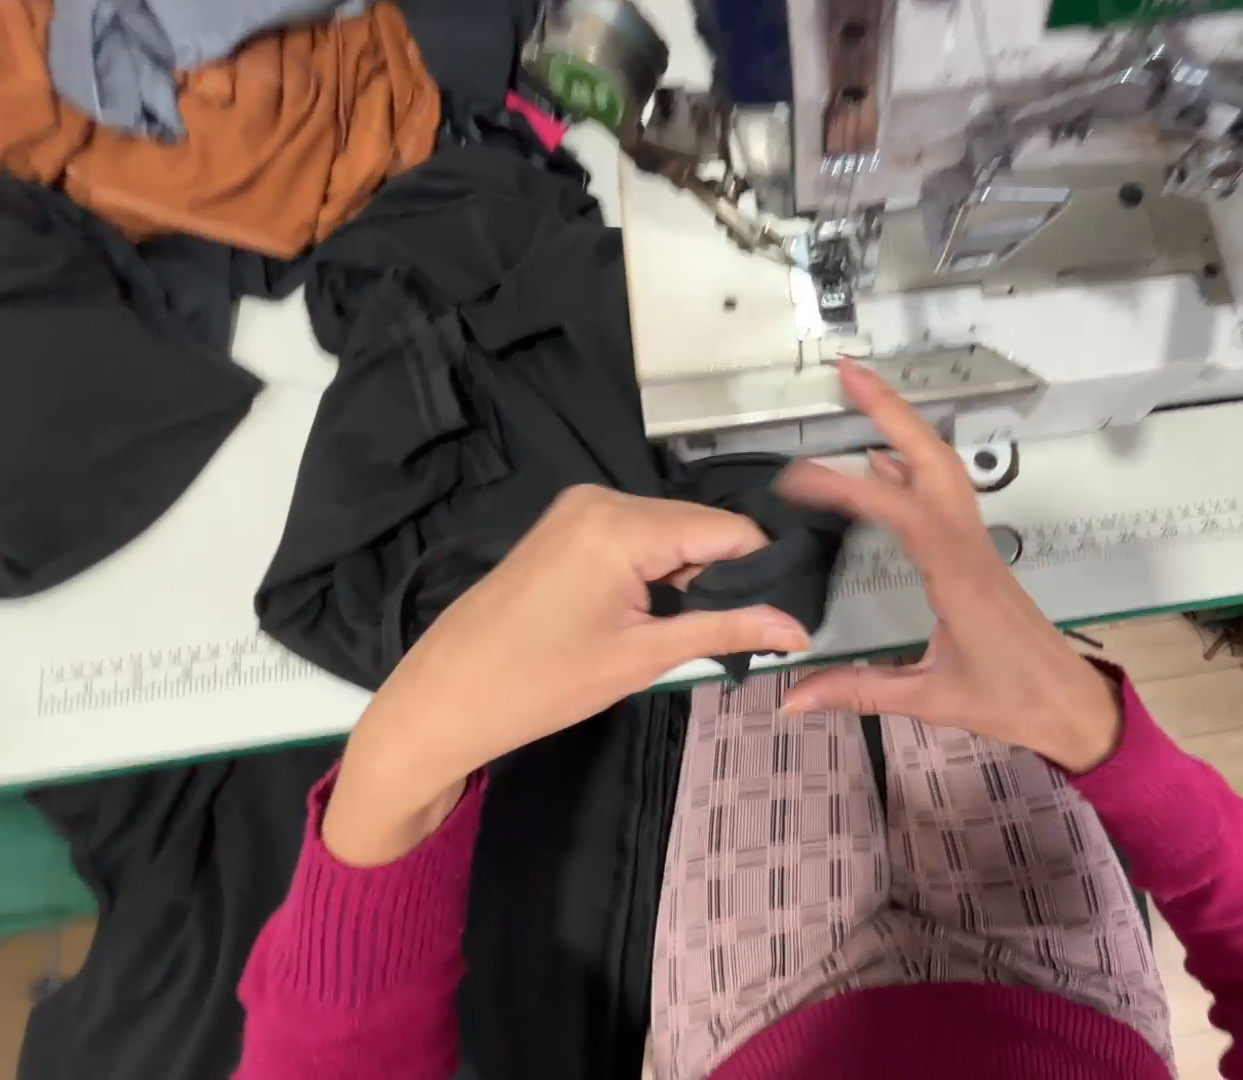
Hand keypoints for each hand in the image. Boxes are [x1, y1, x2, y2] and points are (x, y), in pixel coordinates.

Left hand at [324, 487, 811, 865]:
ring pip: (672, 533)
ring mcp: (582, 508)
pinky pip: (640, 537)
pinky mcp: (569, 525)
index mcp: (623, 523)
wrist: (441, 702)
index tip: (788, 613)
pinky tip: (662, 609)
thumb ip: (729, 629)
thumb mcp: (644, 656)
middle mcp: (604, 498)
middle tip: (750, 629)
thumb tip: (801, 629)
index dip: (765, 570)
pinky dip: (662, 570)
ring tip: (704, 626)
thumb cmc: (541, 684)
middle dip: (731, 574)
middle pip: (701, 527)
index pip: (729, 530)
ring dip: (696, 575)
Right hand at [777, 362, 1122, 771]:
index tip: (797, 476)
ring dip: (906, 426)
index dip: (847, 486)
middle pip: (934, 459)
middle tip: (849, 374)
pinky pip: (945, 492)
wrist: (1070, 704)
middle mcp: (968, 546)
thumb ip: (859, 691)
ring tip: (863, 397)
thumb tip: (792, 695)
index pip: (899, 511)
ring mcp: (976, 543)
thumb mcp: (931, 700)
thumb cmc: (1011, 701)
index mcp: (957, 575)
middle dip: (893, 410)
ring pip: (944, 467)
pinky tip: (886, 463)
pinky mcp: (978, 552)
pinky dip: (914, 464)